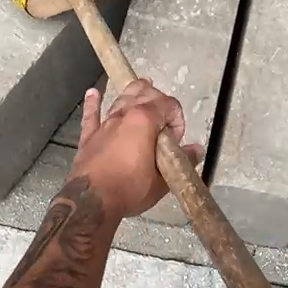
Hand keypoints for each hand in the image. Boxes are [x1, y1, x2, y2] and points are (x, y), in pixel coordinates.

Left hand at [67, 79, 202, 219]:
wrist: (92, 200)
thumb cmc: (130, 189)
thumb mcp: (163, 179)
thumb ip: (182, 160)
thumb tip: (197, 150)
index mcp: (144, 120)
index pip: (169, 104)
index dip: (177, 120)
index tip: (175, 141)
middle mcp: (124, 114)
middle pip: (144, 93)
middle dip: (158, 99)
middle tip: (164, 117)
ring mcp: (105, 123)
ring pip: (121, 98)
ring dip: (133, 92)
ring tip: (143, 87)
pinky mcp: (89, 136)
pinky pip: (91, 115)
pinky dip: (93, 103)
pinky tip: (93, 93)